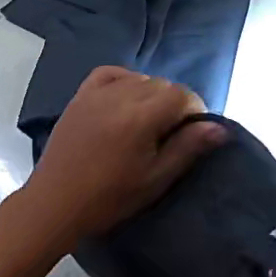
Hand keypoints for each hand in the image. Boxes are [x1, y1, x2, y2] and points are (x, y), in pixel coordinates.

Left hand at [12, 67, 226, 246]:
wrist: (57, 202)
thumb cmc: (110, 197)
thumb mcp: (156, 178)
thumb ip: (188, 148)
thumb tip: (219, 127)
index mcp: (141, 116)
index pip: (181, 94)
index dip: (194, 110)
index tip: (192, 133)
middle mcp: (119, 95)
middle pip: (161, 84)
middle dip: (174, 103)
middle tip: (171, 134)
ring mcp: (96, 93)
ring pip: (138, 78)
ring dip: (150, 93)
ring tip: (147, 123)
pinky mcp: (79, 96)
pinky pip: (109, 74)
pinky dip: (124, 80)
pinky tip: (125, 99)